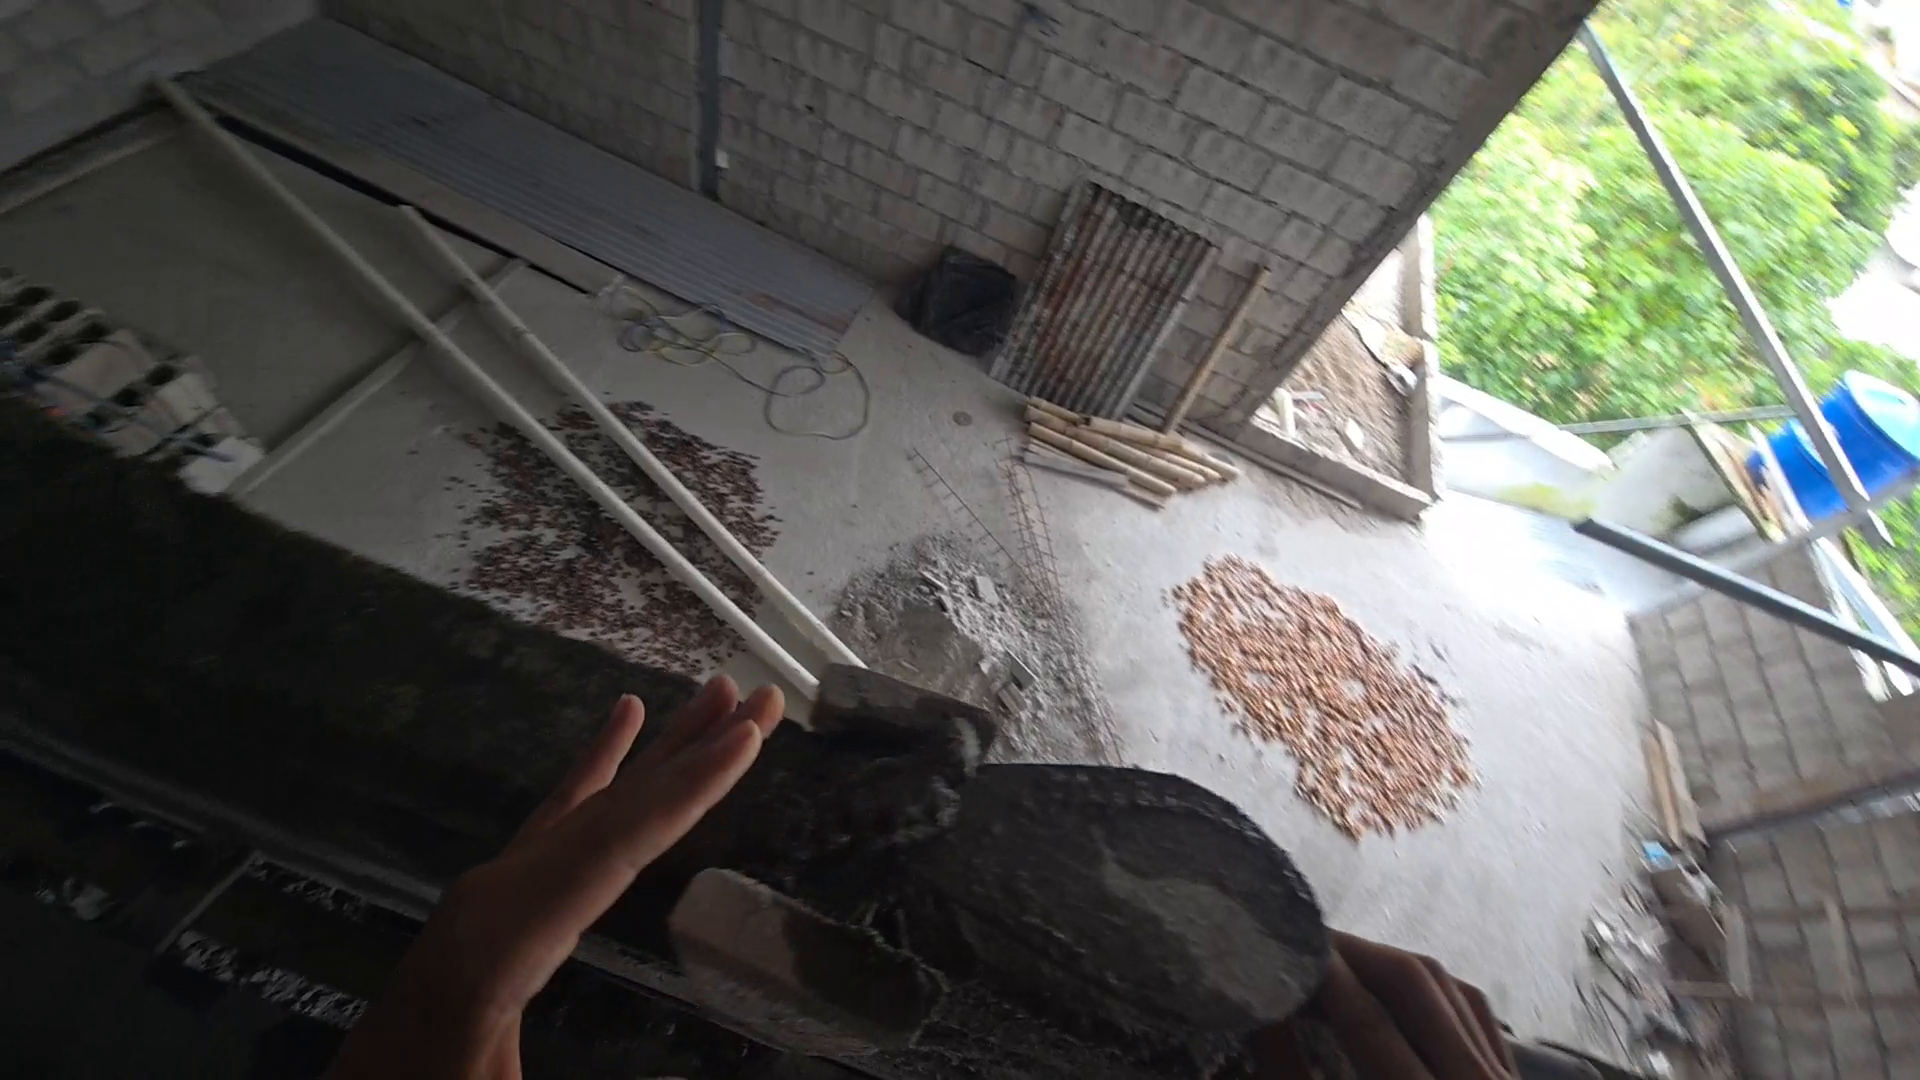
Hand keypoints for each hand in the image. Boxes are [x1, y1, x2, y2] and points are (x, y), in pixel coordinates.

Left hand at [326, 676, 784, 1078]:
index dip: (690, 790)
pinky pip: (562, 810)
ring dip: (666, 744)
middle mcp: (504, 891)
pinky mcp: (504, 890)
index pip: (618, 845)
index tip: (749, 739)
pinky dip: (600, 759)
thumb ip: (595, 1069)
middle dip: (698, 746)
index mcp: (505, 940)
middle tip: (762, 698)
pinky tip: (626, 714)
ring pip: (598, 799)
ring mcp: (501, 884)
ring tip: (720, 692)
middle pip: (619, 804)